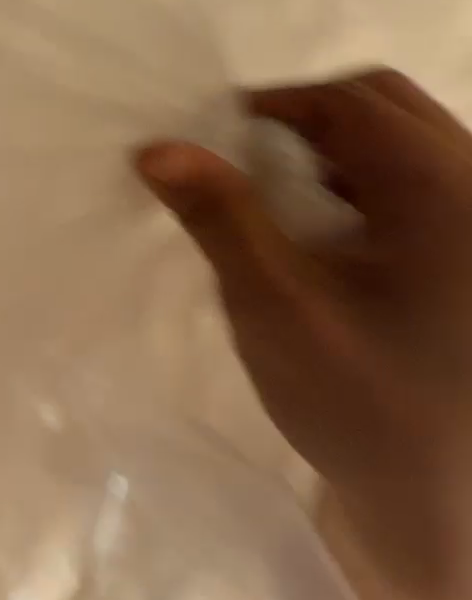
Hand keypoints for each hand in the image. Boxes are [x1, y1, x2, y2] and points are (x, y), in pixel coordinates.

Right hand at [136, 69, 471, 599]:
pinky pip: (423, 187)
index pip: (352, 101)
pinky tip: (323, 240)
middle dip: (300, 124)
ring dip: (329, 155)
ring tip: (271, 207)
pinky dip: (359, 188)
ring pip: (408, 145)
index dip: (268, 106)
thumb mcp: (276, 303)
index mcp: (449, 198)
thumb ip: (220, 216)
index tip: (202, 146)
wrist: (450, 498)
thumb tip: (157, 148)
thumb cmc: (363, 398)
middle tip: (231, 170)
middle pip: (389, 110)